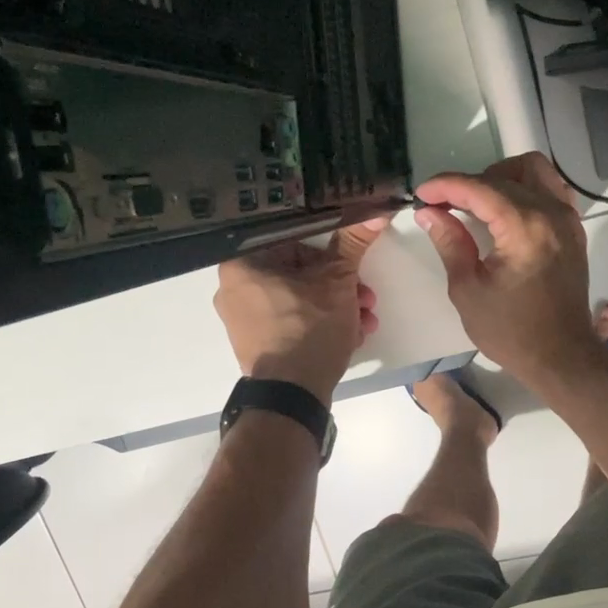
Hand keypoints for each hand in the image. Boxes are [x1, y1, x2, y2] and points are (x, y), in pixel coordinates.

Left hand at [213, 218, 387, 402]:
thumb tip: (374, 212)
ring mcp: (242, 320)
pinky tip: (349, 336)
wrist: (292, 395)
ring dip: (336, 308)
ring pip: (298, 301)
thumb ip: (353, 244)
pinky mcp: (254, 344)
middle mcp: (233, 288)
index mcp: (243, 263)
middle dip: (339, 286)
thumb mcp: (338, 282)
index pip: (291, 240)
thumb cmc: (309, 329)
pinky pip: (290, 323)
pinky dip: (318, 326)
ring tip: (364, 322)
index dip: (329, 250)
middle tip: (366, 298)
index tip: (353, 263)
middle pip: (297, 273)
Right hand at [415, 153, 601, 385]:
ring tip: (478, 205)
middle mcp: (551, 213)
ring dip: (502, 178)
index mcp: (524, 227)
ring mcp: (568, 220)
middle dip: (468, 184)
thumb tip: (430, 213)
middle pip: (504, 176)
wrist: (561, 357)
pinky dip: (526, 189)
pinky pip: (551, 189)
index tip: (421, 195)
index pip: (479, 188)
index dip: (445, 186)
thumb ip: (451, 243)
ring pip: (534, 171)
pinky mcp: (574, 231)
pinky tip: (506, 212)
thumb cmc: (510, 331)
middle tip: (444, 207)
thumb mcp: (468, 290)